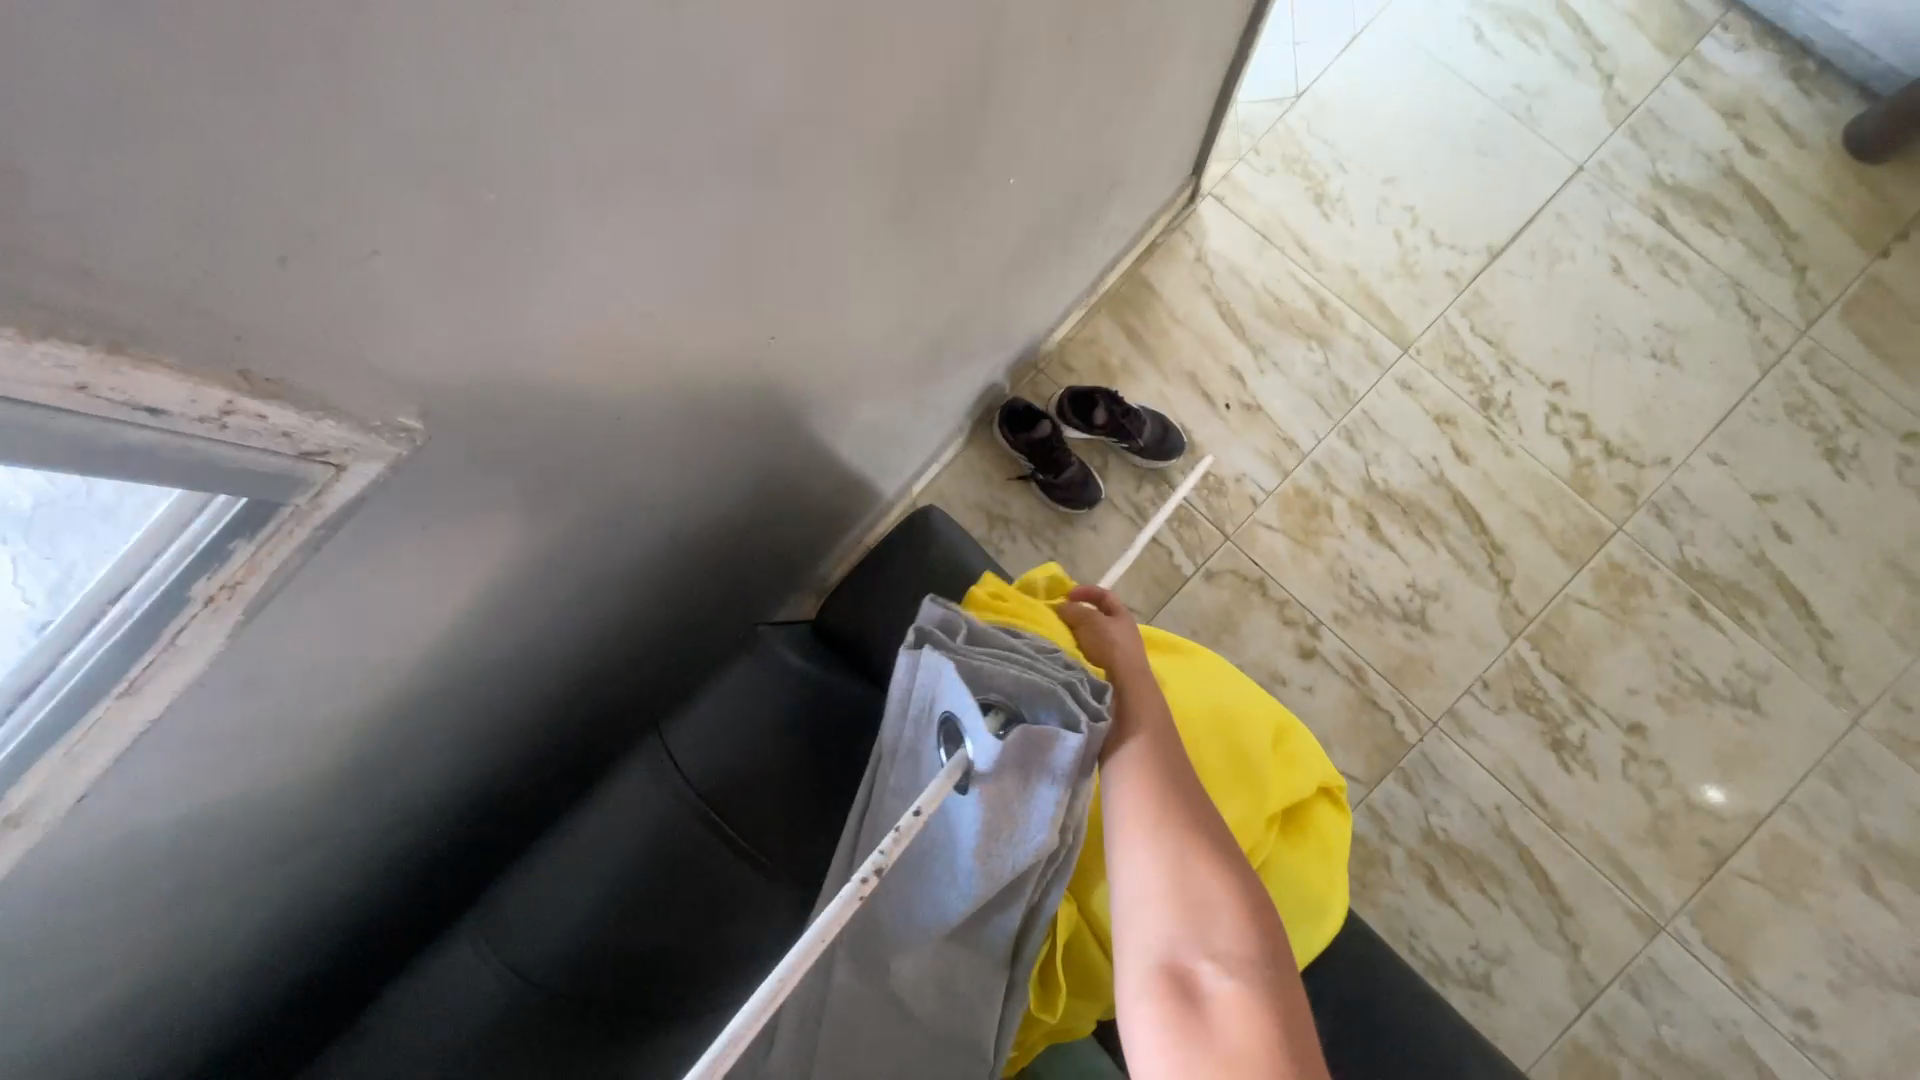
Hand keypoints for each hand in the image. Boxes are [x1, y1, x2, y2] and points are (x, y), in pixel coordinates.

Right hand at [1057, 584, 1150, 679]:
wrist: (1126, 682)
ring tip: (1065, 638)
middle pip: (1100, 616)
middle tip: (1063, 618)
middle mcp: (1124, 629)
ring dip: (1080, 634)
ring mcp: (1122, 649)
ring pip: (1097, 635)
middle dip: (1081, 615)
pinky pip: (1096, 651)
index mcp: (1122, 614)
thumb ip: (1073, 610)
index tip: (1066, 596)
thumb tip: (1062, 607)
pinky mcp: (1116, 666)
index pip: (1104, 595)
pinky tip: (1075, 654)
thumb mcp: (1088, 621)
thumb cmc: (1109, 645)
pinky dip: (1084, 649)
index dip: (1085, 591)